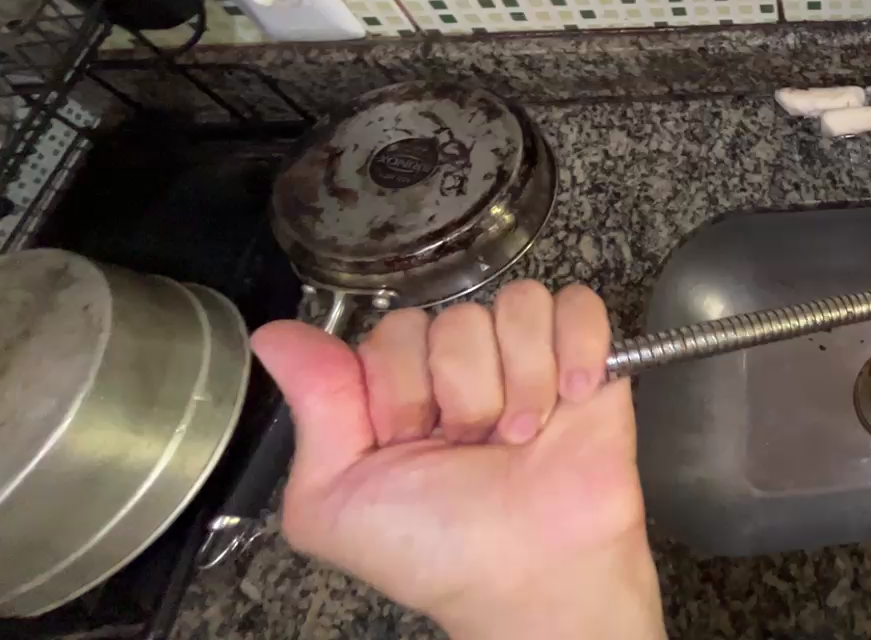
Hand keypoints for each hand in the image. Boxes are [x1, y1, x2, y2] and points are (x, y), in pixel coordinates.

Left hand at [250, 281, 665, 639]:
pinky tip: (576, 394)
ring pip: (521, 303)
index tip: (413, 442)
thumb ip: (318, 406)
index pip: (398, 330)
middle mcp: (471, 363)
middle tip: (477, 444)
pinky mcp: (595, 351)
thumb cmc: (437, 547)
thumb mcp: (340, 497)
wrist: (537, 567)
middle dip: (468, 391)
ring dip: (526, 376)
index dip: (403, 385)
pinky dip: (580, 346)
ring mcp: (536, 353)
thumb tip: (275, 334)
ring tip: (527, 432)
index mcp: (407, 387)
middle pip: (461, 316)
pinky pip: (580, 304)